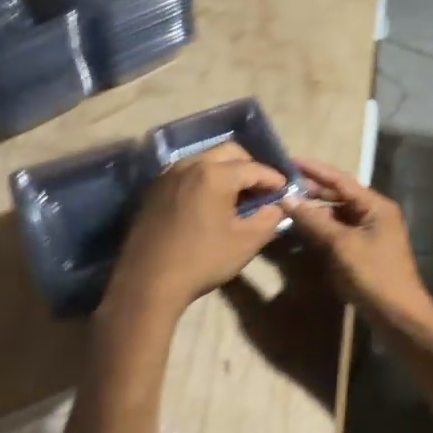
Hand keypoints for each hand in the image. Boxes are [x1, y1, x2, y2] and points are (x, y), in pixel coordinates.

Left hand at [104, 142, 287, 322]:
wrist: (148, 281)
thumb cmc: (201, 260)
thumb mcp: (245, 243)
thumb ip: (268, 219)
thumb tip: (276, 207)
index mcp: (215, 174)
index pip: (253, 168)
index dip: (272, 178)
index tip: (284, 189)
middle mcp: (190, 164)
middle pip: (228, 152)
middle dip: (248, 165)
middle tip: (260, 188)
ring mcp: (168, 175)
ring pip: (204, 159)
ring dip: (224, 170)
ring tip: (235, 194)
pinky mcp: (153, 189)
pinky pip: (185, 172)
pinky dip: (202, 178)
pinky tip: (207, 201)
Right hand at [281, 159, 432, 326]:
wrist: (400, 316)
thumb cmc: (375, 275)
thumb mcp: (342, 245)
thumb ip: (315, 221)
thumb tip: (288, 199)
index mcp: (376, 206)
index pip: (341, 180)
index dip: (315, 170)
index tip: (290, 161)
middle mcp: (375, 214)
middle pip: (339, 196)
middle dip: (313, 191)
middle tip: (283, 185)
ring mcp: (371, 233)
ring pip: (338, 215)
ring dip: (316, 211)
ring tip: (288, 206)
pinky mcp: (365, 251)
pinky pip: (340, 232)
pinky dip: (322, 229)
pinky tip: (303, 231)